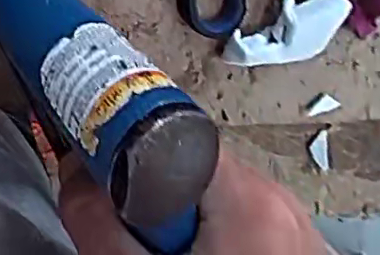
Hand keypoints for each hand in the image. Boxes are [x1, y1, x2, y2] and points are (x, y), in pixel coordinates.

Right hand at [57, 148, 328, 253]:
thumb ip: (99, 224)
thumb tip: (73, 171)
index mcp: (248, 198)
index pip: (174, 134)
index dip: (134, 149)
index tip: (108, 172)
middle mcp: (280, 200)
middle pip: (196, 166)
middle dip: (162, 194)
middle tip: (147, 242)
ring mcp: (301, 227)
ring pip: (222, 195)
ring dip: (190, 218)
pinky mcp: (307, 248)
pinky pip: (251, 222)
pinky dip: (224, 238)